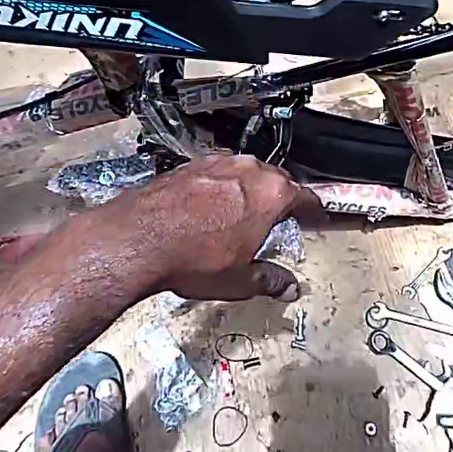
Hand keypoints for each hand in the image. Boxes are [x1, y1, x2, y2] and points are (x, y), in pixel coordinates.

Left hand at [87, 155, 318, 301]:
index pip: (305, 197)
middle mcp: (247, 170)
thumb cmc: (192, 257)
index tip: (314, 217)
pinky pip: (217, 175)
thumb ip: (269, 280)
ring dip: (247, 193)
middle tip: (275, 224)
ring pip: (245, 174)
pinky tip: (208, 212)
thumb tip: (286, 287)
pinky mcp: (190, 165)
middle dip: (278, 201)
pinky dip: (220, 190)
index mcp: (271, 193)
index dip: (312, 211)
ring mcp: (217, 164)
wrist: (138, 240)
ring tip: (239, 219)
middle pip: (276, 181)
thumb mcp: (240, 279)